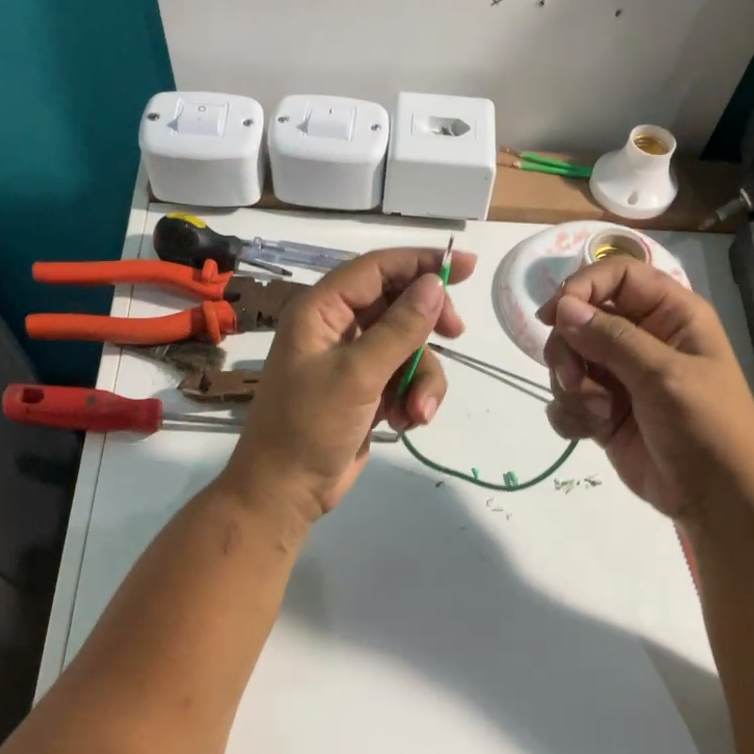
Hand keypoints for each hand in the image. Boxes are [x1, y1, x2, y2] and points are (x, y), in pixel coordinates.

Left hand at [227, 247, 476, 518]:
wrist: (286, 490)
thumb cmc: (309, 426)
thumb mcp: (357, 374)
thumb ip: (400, 328)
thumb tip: (434, 285)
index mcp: (321, 311)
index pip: (377, 269)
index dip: (421, 263)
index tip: (466, 267)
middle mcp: (336, 329)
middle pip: (399, 306)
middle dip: (427, 328)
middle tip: (456, 335)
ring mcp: (351, 363)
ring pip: (408, 349)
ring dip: (422, 379)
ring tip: (417, 413)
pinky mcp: (364, 393)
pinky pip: (403, 380)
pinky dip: (412, 398)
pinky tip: (404, 424)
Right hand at [541, 257, 753, 522]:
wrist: (715, 498)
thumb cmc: (706, 428)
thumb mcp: (663, 376)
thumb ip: (612, 339)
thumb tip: (563, 308)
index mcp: (670, 316)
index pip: (617, 276)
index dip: (581, 288)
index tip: (551, 316)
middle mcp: (643, 340)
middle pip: (581, 320)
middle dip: (569, 351)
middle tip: (574, 381)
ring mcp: (620, 378)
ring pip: (568, 362)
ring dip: (572, 389)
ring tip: (599, 415)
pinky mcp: (603, 414)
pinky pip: (566, 401)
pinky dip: (569, 415)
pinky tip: (590, 433)